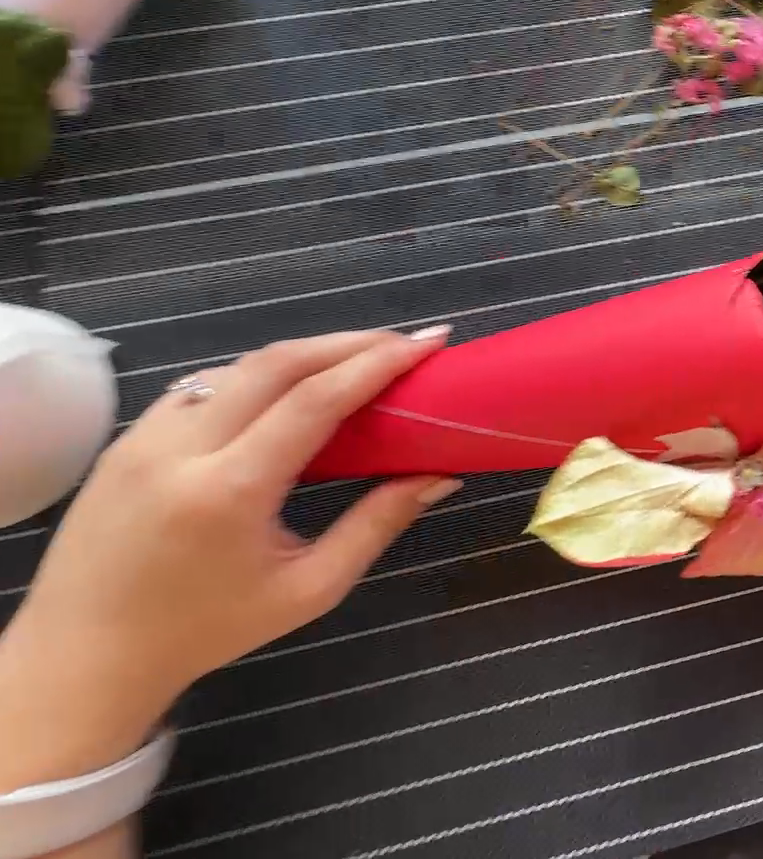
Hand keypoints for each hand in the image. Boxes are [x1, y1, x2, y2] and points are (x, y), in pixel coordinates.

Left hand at [0, 329, 459, 788]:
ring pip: (237, 368)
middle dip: (350, 343)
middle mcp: (177, 452)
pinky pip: (205, 387)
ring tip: (360, 360)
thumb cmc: (208, 630)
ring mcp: (140, 442)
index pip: (315, 400)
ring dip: (307, 354)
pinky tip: (293, 389)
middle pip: (276, 364)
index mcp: (228, 491)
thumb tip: (442, 475)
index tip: (430, 343)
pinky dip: (262, 375)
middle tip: (406, 343)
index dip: (378, 363)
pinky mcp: (125, 444)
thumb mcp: (312, 587)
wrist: (77, 662)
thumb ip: (379, 523)